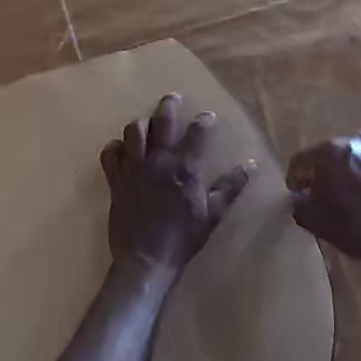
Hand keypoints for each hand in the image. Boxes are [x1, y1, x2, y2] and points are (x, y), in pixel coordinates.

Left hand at [101, 94, 253, 271]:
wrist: (146, 260)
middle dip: (168, 106)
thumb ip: (231, 187)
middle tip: (172, 100)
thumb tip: (250, 165)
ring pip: (133, 131)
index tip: (207, 118)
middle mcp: (158, 161)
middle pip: (162, 120)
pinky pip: (109, 153)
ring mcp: (133, 168)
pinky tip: (122, 150)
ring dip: (142, 125)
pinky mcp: (115, 180)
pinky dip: (115, 148)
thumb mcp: (213, 215)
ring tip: (147, 126)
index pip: (198, 131)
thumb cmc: (183, 238)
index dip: (205, 121)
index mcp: (185, 168)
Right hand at [285, 135, 360, 261]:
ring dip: (342, 175)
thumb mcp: (314, 221)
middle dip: (319, 175)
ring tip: (344, 199)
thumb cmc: (356, 226)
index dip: (293, 181)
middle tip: (318, 198)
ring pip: (349, 160)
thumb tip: (299, 198)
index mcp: (328, 151)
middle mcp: (353, 142)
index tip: (297, 197)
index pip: (299, 161)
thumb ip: (297, 204)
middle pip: (325, 156)